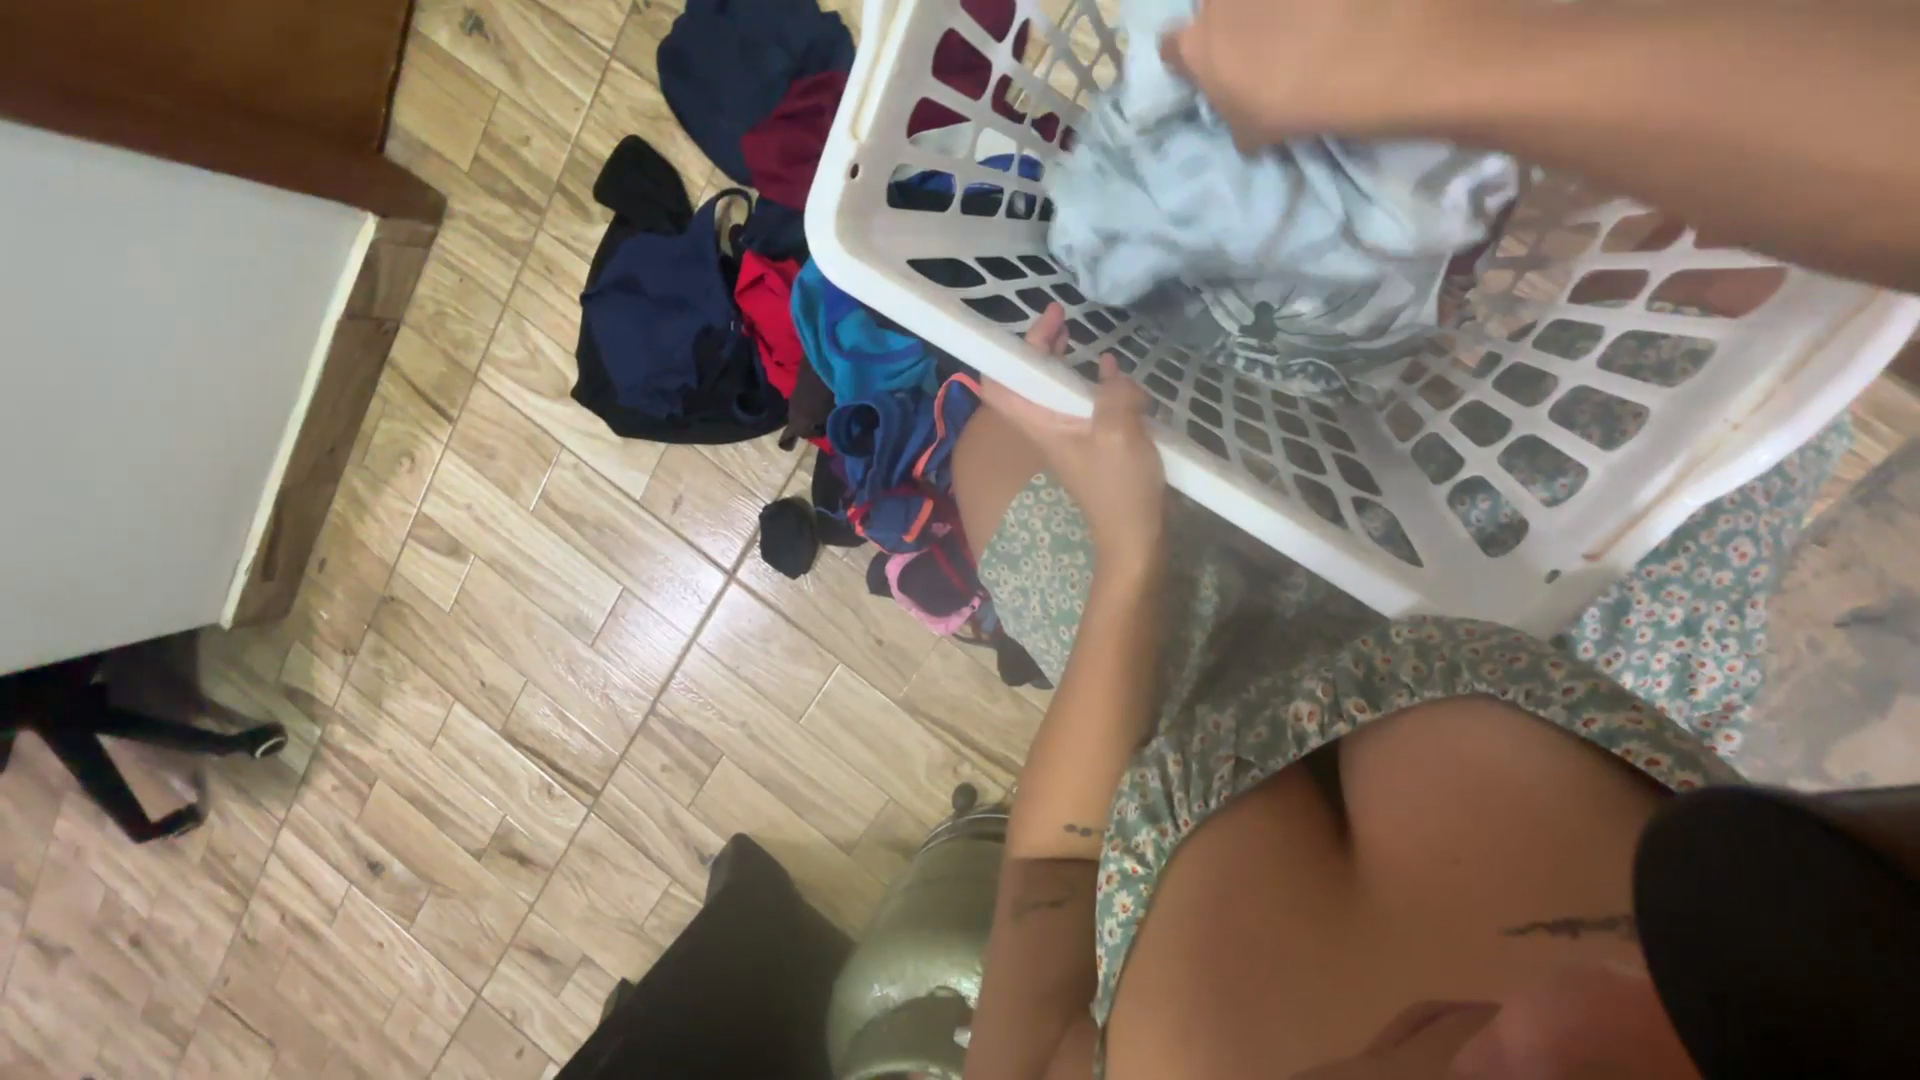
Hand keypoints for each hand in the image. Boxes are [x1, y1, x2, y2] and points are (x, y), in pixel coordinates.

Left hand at [982, 304, 1167, 574]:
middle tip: (1061, 318)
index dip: (1006, 353)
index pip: (999, 386)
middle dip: (1039, 346)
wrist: (1134, 538)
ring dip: (1064, 362)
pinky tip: (1112, 373)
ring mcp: (1070, 436)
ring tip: (1078, 336)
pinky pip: (1085, 405)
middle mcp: (1047, 426)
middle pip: (1028, 380)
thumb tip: (1114, 376)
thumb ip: (1116, 394)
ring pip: (1056, 391)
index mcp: (1040, 423)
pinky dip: (1093, 385)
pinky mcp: (1093, 445)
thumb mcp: (1119, 433)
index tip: (1040, 325)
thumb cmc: (1118, 489)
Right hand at [1161, 0, 1464, 150]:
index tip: (1216, 68)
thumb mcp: (1258, 134)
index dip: (1192, 59)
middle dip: (1233, 19)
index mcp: (1196, 47)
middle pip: (1212, 6)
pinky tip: (1333, 11)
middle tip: (1266, 39)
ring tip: (1306, 22)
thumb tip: (1243, 121)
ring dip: (1269, 7)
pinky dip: (1312, 3)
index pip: (1172, 48)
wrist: (1374, 46)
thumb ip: (1237, 121)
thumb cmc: (1301, 103)